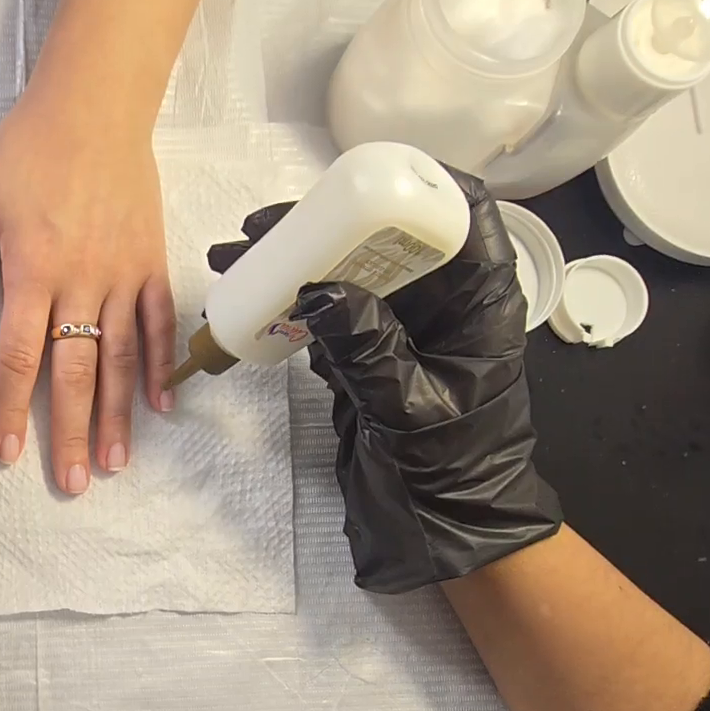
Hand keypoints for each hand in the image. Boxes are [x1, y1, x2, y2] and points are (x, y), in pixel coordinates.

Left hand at [0, 91, 177, 493]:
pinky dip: (161, 365)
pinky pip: (158, 322)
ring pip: (120, 358)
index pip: (17, 355)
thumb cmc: (30, 150)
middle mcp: (81, 282)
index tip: (8, 452)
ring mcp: (123, 276)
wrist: (96, 103)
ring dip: (117, 415)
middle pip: (73, 371)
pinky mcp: (152, 264)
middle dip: (69, 430)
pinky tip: (159, 406)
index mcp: (33, 271)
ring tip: (113, 463)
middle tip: (71, 482)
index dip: (10, 407)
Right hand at [210, 170, 561, 591]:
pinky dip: (288, 305)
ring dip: (292, 265)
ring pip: (346, 274)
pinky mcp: (365, 356)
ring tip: (233, 264)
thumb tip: (318, 289)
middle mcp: (439, 303)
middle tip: (253, 234)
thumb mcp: (409, 409)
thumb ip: (369, 350)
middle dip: (318, 226)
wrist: (440, 527)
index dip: (409, 183)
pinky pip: (326, 315)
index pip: (459, 214)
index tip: (345, 183)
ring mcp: (398, 329)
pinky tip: (252, 303)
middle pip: (382, 237)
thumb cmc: (449, 471)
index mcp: (476, 302)